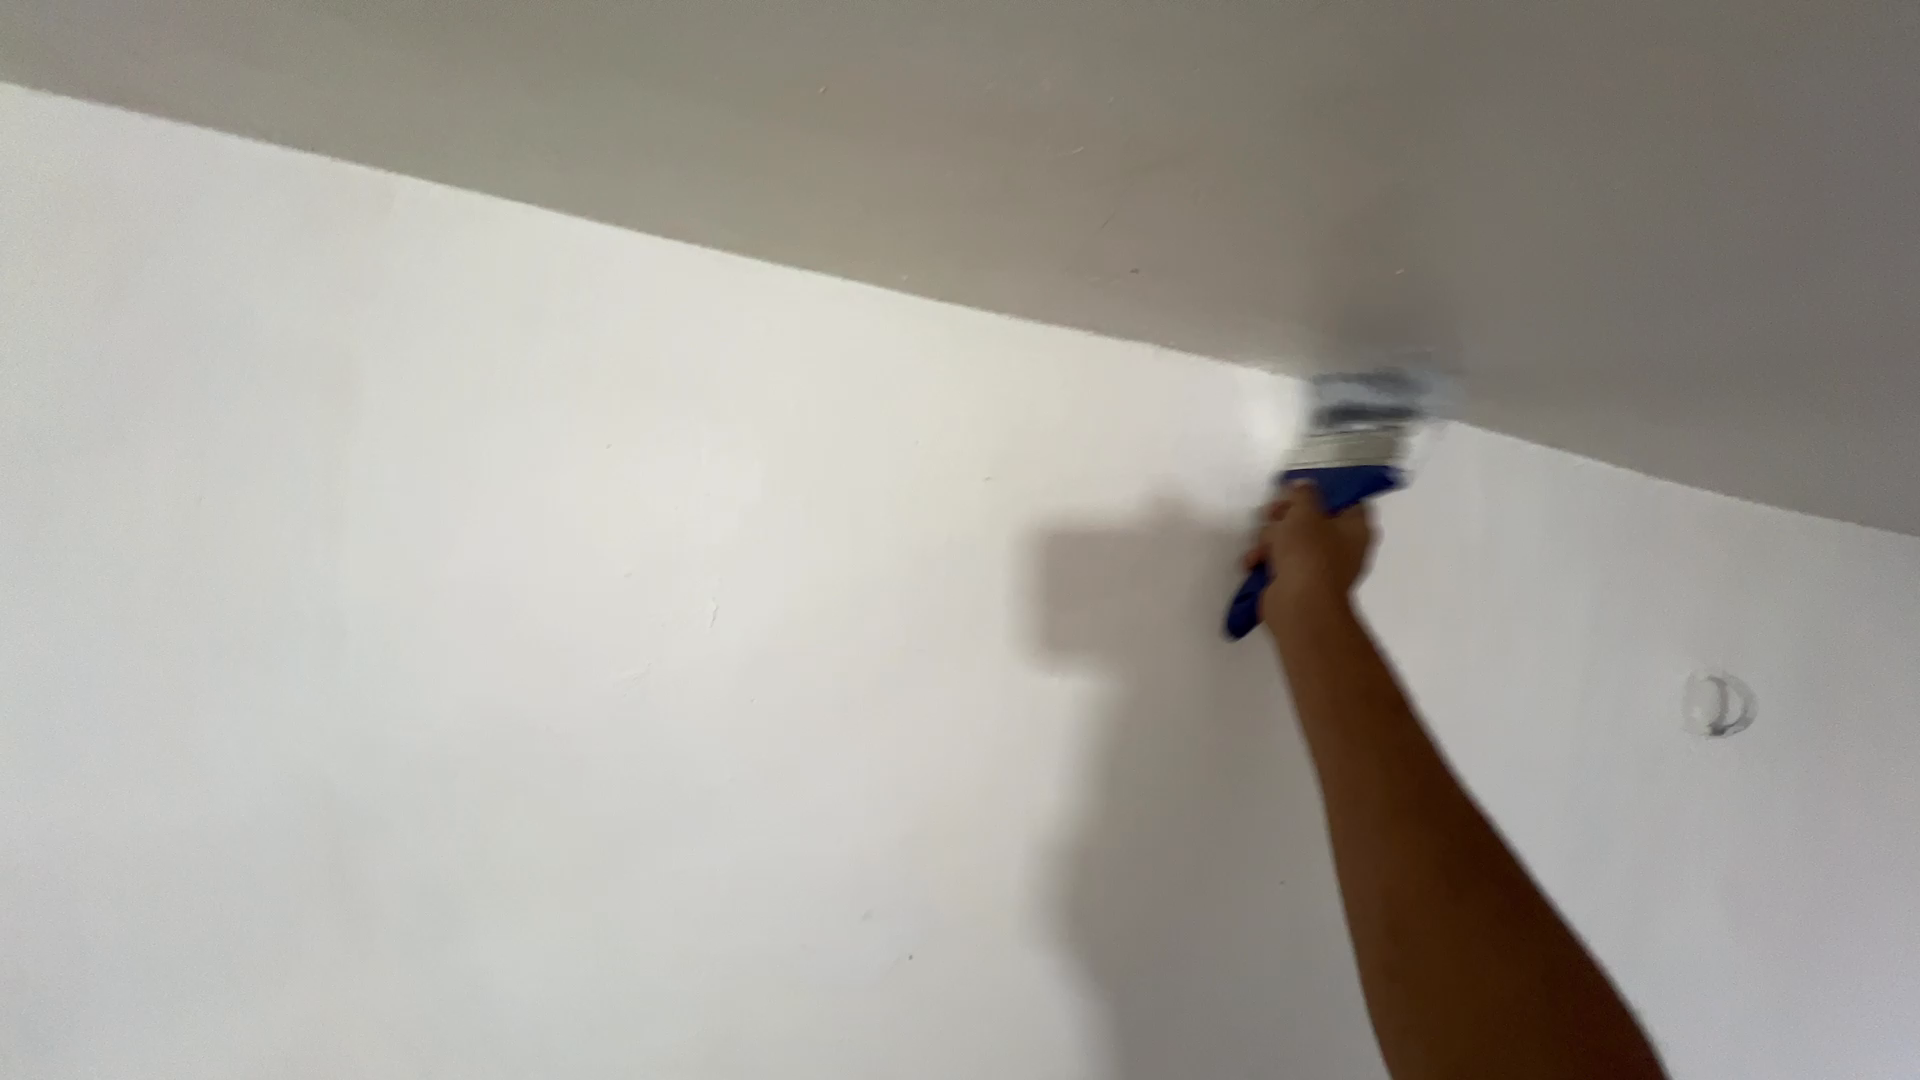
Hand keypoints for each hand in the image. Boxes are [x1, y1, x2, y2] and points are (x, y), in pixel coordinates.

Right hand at [1240, 481, 1376, 623]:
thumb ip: (1303, 493)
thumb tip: (1303, 486)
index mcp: (1356, 527)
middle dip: (1285, 517)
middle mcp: (1344, 546)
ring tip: (1260, 549)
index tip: (1296, 490)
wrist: (1299, 604)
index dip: (1321, 491)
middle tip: (1270, 514)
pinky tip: (1253, 563)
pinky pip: (1282, 562)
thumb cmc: (1308, 553)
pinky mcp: (1300, 581)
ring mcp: (1322, 566)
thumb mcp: (1304, 512)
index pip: (1346, 499)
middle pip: (1313, 519)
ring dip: (1270, 540)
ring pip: (1292, 540)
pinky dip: (1267, 561)